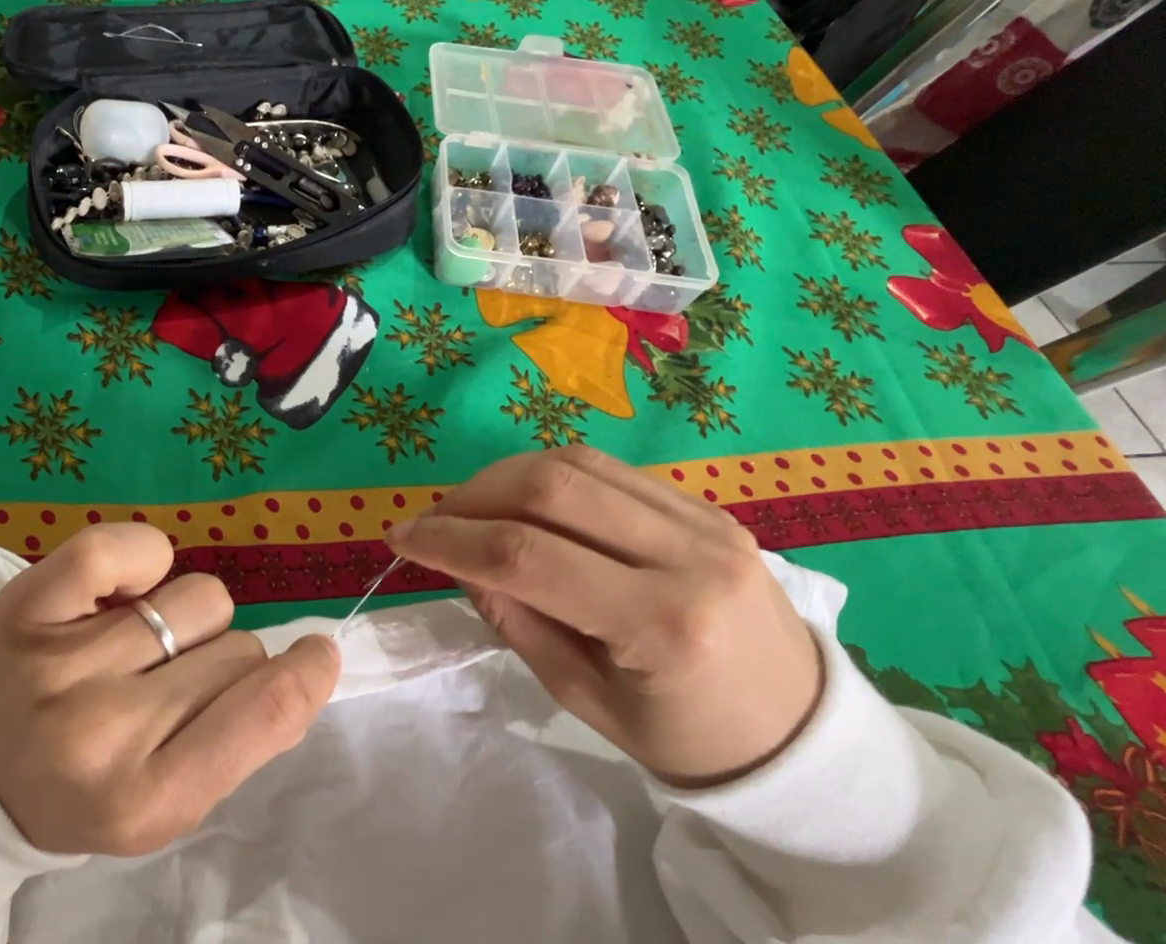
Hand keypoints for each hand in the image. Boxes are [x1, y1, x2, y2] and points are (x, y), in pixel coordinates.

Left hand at [0, 524, 340, 855]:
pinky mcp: (26, 605)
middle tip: (173, 682)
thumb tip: (308, 663)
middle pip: (235, 650)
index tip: (316, 654)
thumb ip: (238, 742)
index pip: (263, 713)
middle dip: (222, 661)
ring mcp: (61, 663)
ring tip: (139, 643)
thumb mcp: (165, 804)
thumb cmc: (81, 791)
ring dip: (186, 616)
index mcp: (148, 798)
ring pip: (196, 598)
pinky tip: (123, 590)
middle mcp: (105, 729)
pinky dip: (144, 558)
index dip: (306, 674)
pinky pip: (123, 548)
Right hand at [386, 446, 821, 787]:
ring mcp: (707, 519)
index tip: (400, 538)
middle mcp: (689, 555)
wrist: (797, 730)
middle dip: (472, 495)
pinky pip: (610, 469)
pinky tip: (524, 501)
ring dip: (506, 476)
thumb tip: (461, 562)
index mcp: (661, 625)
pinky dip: (550, 475)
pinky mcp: (708, 505)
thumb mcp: (582, 698)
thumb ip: (516, 621)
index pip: (528, 556)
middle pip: (553, 486)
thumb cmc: (683, 736)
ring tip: (470, 508)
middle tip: (433, 520)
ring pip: (579, 462)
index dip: (450, 540)